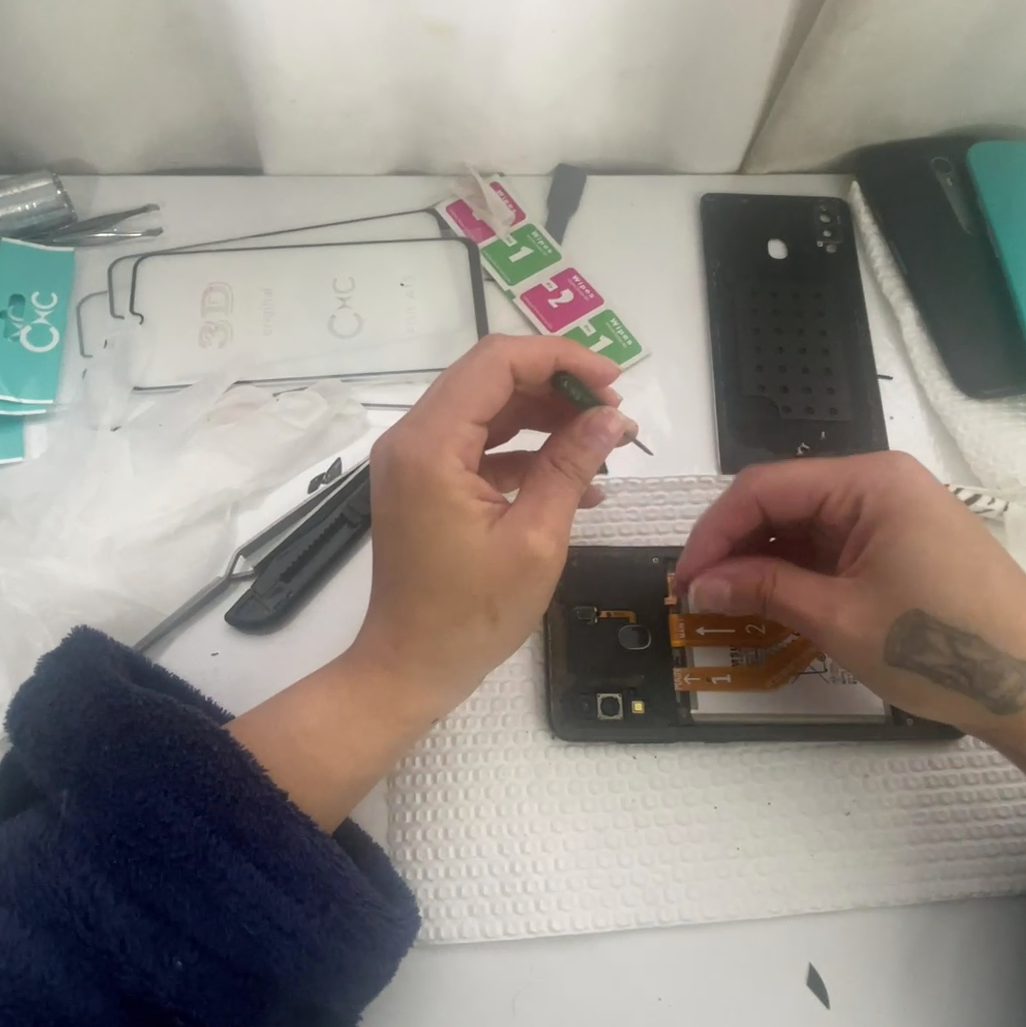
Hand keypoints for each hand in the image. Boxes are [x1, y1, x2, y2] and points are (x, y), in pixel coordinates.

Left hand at [349, 335, 635, 714]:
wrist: (412, 666)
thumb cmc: (472, 616)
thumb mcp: (536, 540)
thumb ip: (570, 466)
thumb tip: (611, 417)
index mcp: (430, 445)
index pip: (496, 363)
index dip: (560, 359)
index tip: (613, 381)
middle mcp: (413, 439)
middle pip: (490, 379)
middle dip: (557, 386)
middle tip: (613, 412)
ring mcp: (416, 461)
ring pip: (488, 411)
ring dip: (545, 418)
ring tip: (605, 441)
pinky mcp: (426, 484)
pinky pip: (480, 449)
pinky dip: (525, 454)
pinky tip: (577, 481)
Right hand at [673, 452, 1025, 735]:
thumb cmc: (943, 648)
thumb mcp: (837, 617)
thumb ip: (760, 589)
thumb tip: (697, 583)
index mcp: (869, 480)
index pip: (763, 488)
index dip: (713, 532)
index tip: (683, 578)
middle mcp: (881, 484)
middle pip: (782, 502)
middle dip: (734, 547)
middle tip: (699, 595)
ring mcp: (896, 515)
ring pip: (803, 527)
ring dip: (762, 563)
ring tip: (730, 604)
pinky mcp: (904, 546)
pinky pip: (832, 548)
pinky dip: (796, 573)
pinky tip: (774, 602)